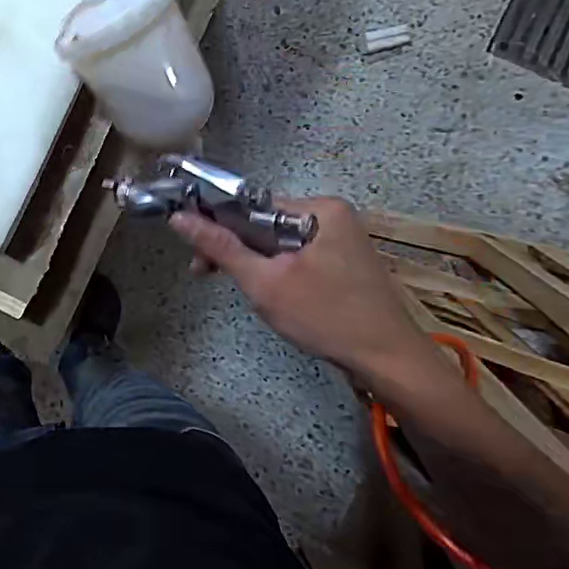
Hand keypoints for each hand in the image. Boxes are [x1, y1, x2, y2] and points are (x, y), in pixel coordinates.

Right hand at [167, 197, 443, 384]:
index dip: (217, 227)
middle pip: (263, 224)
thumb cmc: (326, 317)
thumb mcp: (263, 281)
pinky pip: (296, 255)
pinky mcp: (343, 261)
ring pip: (277, 242)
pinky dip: (276, 271)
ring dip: (253, 263)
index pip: (251, 206)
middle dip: (234, 249)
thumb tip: (178, 218)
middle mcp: (332, 215)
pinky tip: (269, 292)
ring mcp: (340, 239)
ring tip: (241, 288)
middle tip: (205, 273)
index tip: (195, 253)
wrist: (390, 362)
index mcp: (319, 209)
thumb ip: (219, 247)